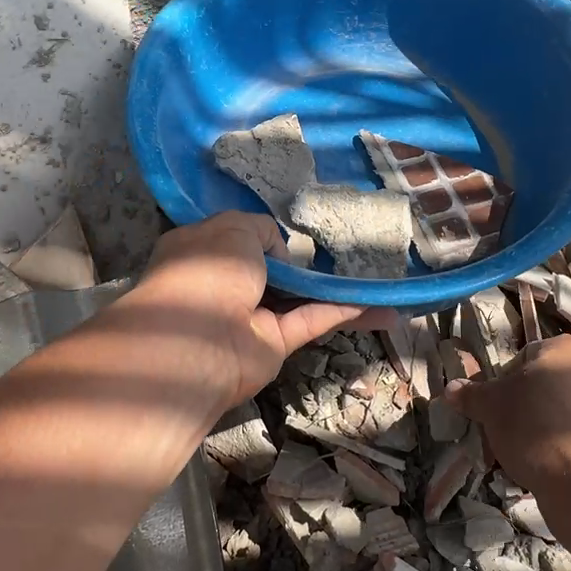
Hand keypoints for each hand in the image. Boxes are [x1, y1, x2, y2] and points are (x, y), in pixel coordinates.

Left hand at [129, 212, 393, 409]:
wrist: (195, 339)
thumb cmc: (207, 270)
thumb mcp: (233, 226)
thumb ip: (261, 229)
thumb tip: (280, 256)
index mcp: (204, 249)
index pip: (237, 237)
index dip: (264, 234)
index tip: (298, 227)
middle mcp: (225, 283)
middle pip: (271, 269)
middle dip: (303, 261)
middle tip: (347, 248)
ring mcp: (249, 315)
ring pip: (298, 297)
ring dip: (333, 288)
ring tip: (375, 277)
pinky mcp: (273, 344)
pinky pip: (311, 321)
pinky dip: (340, 311)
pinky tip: (375, 305)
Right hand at [446, 335, 570, 491]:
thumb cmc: (533, 427)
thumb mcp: (490, 407)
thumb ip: (471, 394)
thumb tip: (450, 388)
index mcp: (566, 347)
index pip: (523, 359)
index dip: (505, 384)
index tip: (498, 410)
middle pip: (547, 382)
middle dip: (528, 404)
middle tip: (510, 430)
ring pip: (566, 407)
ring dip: (548, 422)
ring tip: (530, 450)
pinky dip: (569, 440)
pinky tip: (553, 460)